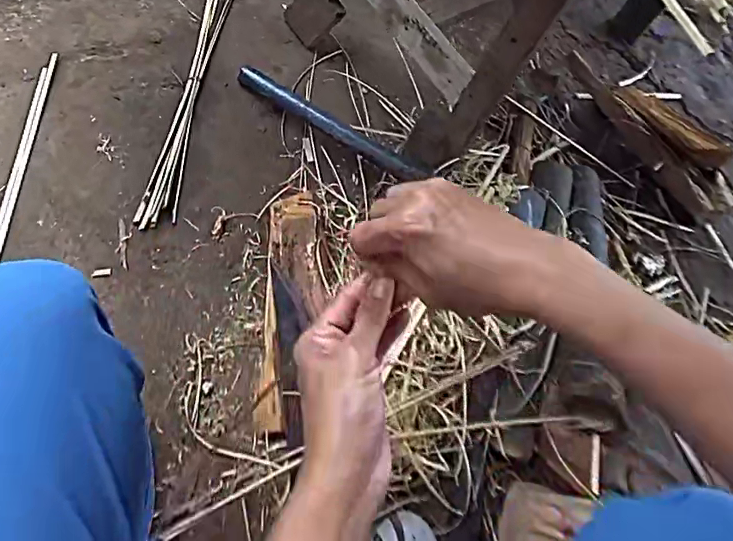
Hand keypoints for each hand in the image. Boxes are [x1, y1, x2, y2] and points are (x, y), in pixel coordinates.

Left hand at [290, 274, 400, 537]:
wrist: (349, 472)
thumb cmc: (342, 416)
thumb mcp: (356, 356)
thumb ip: (371, 316)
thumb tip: (381, 278)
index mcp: (317, 339)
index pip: (345, 298)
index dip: (370, 279)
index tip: (395, 260)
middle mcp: (331, 349)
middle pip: (359, 311)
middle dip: (383, 292)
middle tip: (412, 272)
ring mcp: (350, 365)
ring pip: (372, 327)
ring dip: (391, 310)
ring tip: (415, 287)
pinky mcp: (368, 380)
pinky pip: (381, 346)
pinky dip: (394, 331)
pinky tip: (409, 315)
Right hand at [350, 178, 591, 320]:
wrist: (526, 264)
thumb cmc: (481, 284)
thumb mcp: (427, 290)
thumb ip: (394, 271)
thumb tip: (377, 263)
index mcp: (406, 226)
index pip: (360, 234)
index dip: (365, 256)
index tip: (378, 269)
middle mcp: (419, 198)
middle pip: (377, 211)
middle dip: (380, 235)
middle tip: (397, 260)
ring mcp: (439, 189)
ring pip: (398, 198)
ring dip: (398, 219)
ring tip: (418, 246)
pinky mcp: (455, 188)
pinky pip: (422, 194)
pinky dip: (419, 210)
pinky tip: (437, 234)